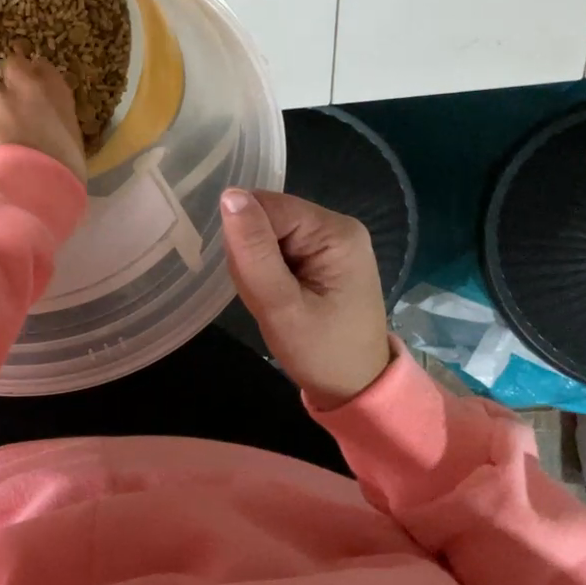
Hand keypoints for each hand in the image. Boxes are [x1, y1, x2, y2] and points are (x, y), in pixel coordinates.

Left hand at [0, 54, 87, 181]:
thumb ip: (55, 113)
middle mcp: (27, 85)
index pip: (41, 66)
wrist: (37, 183)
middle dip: (11, 85)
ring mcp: (0, 99)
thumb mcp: (70, 134)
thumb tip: (44, 112)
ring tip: (5, 136)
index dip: (34, 75)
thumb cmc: (67, 163)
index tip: (34, 87)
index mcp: (56, 88)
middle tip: (16, 110)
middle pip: (12, 69)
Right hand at [220, 189, 391, 409]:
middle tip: (264, 294)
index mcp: (334, 231)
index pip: (264, 207)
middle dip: (251, 252)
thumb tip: (229, 194)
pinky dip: (266, 269)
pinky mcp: (322, 255)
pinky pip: (276, 245)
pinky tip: (277, 293)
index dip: (245, 239)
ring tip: (272, 298)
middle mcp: (336, 225)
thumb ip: (252, 250)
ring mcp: (331, 240)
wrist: (356, 390)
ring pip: (266, 231)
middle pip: (266, 216)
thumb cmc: (320, 351)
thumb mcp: (279, 305)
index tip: (253, 279)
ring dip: (256, 263)